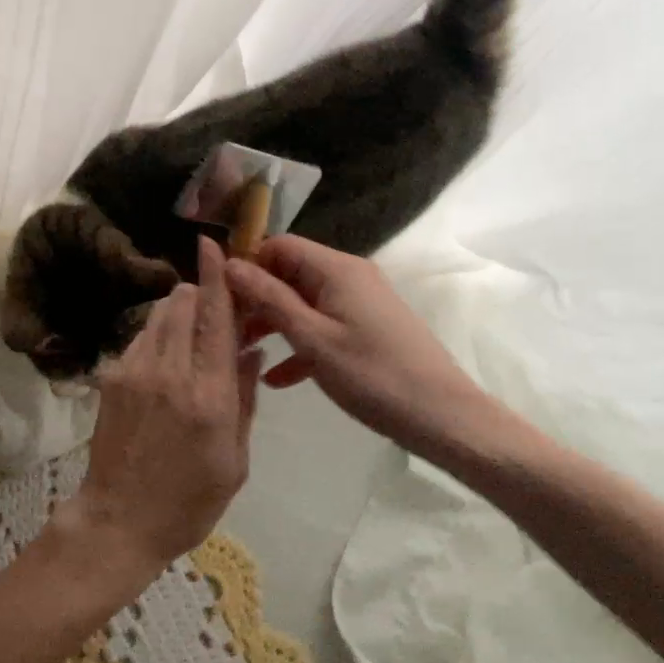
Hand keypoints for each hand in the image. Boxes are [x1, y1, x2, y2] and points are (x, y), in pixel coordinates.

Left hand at [58, 237, 260, 570]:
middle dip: (202, 295)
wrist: (118, 519)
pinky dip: (158, 336)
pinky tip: (165, 364)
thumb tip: (249, 351)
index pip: (216, 319)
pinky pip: (141, 337)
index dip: (217, 277)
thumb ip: (244, 399)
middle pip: (183, 303)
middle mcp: (170, 371)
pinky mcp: (112, 376)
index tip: (213, 243)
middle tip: (217, 311)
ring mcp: (134, 370)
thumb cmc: (189, 500)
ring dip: (179, 314)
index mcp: (209, 395)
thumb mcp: (234, 460)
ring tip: (191, 340)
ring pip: (159, 315)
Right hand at [224, 235, 489, 455]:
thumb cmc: (373, 375)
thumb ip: (270, 299)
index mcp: (336, 269)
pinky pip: (323, 325)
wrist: (444, 417)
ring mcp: (360, 303)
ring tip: (243, 353)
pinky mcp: (367, 329)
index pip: (279, 245)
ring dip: (273, 323)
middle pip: (289, 273)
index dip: (247, 264)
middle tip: (226, 330)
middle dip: (256, 298)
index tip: (219, 295)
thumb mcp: (313, 338)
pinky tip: (277, 378)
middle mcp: (349, 276)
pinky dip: (299, 344)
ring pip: (303, 301)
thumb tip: (230, 264)